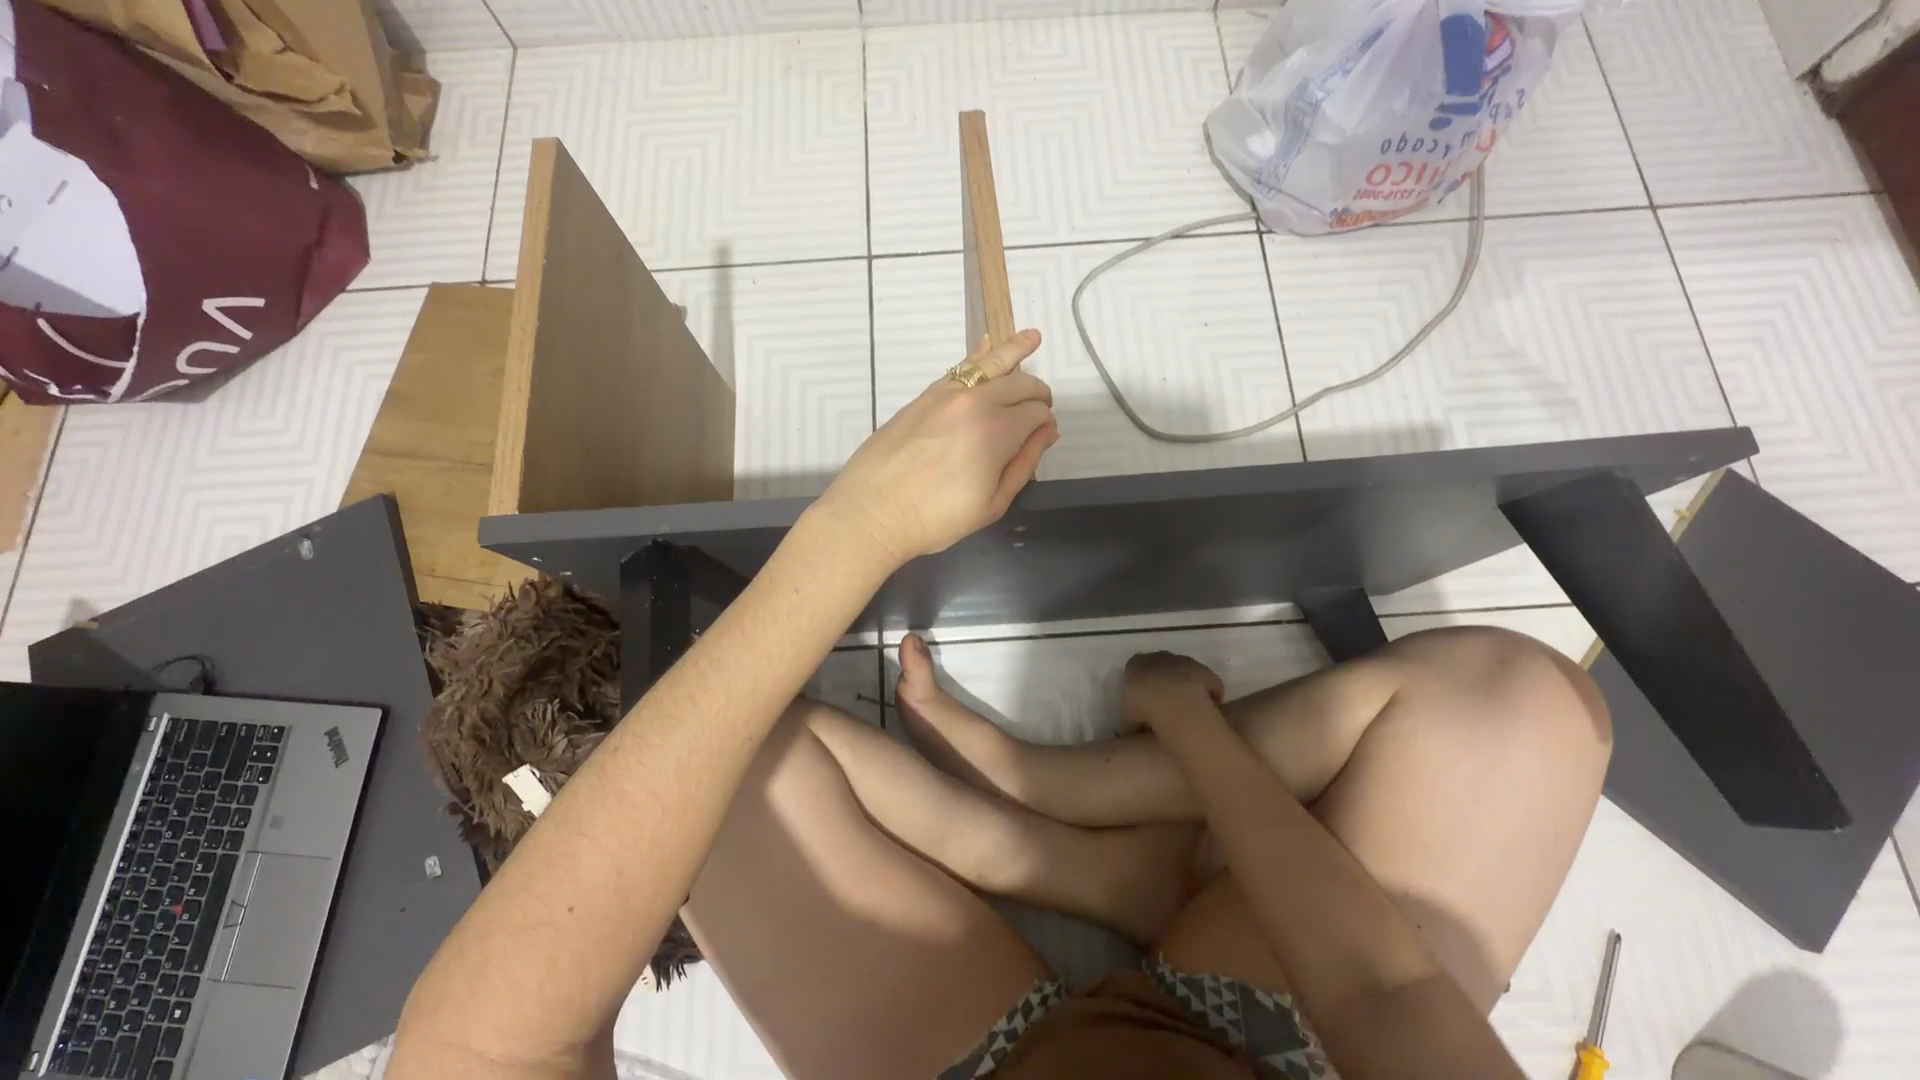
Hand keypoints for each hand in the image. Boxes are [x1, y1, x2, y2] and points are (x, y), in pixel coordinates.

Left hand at [814, 331, 1058, 565]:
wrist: (872, 512)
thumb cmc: (935, 518)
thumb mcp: (991, 504)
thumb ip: (1023, 464)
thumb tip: (1046, 432)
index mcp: (997, 432)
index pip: (1036, 412)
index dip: (1046, 422)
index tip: (1045, 435)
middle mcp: (974, 403)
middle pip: (1019, 383)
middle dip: (1037, 391)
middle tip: (1043, 404)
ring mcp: (946, 395)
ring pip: (988, 364)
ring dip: (1014, 349)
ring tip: (1032, 336)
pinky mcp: (923, 397)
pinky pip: (957, 368)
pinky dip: (977, 355)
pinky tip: (986, 345)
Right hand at [1121, 652, 1224, 734]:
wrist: (1175, 701)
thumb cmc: (1143, 707)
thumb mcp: (1127, 721)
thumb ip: (1129, 723)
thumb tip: (1131, 734)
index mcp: (1135, 665)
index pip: (1134, 671)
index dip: (1140, 688)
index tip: (1143, 705)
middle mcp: (1158, 657)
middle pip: (1159, 668)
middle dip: (1162, 684)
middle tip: (1164, 707)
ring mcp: (1183, 661)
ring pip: (1182, 673)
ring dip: (1184, 687)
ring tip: (1185, 711)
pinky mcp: (1204, 671)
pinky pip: (1203, 682)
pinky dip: (1204, 693)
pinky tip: (1201, 709)